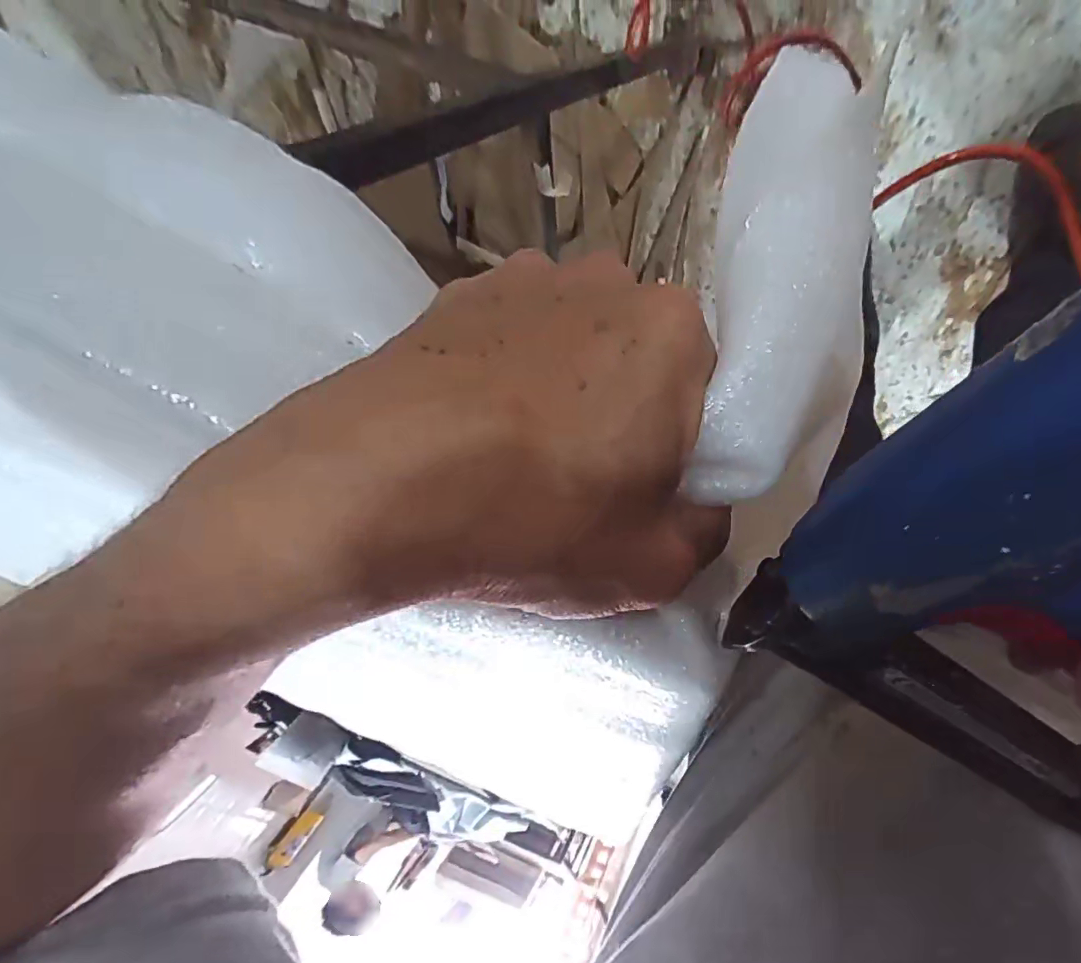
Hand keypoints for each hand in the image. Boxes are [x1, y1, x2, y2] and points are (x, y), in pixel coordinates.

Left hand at [103, 250, 730, 661]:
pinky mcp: (454, 296)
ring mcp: (524, 278)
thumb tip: (696, 504)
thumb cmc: (535, 521)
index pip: (710, 394)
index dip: (685, 452)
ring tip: (520, 459)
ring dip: (568, 395)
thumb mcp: (654, 564)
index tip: (645, 494)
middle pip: (642, 363)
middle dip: (629, 417)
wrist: (370, 488)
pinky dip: (507, 382)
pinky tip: (475, 433)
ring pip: (577, 348)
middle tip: (586, 483)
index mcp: (675, 333)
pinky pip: (511, 344)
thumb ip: (707, 531)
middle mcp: (608, 282)